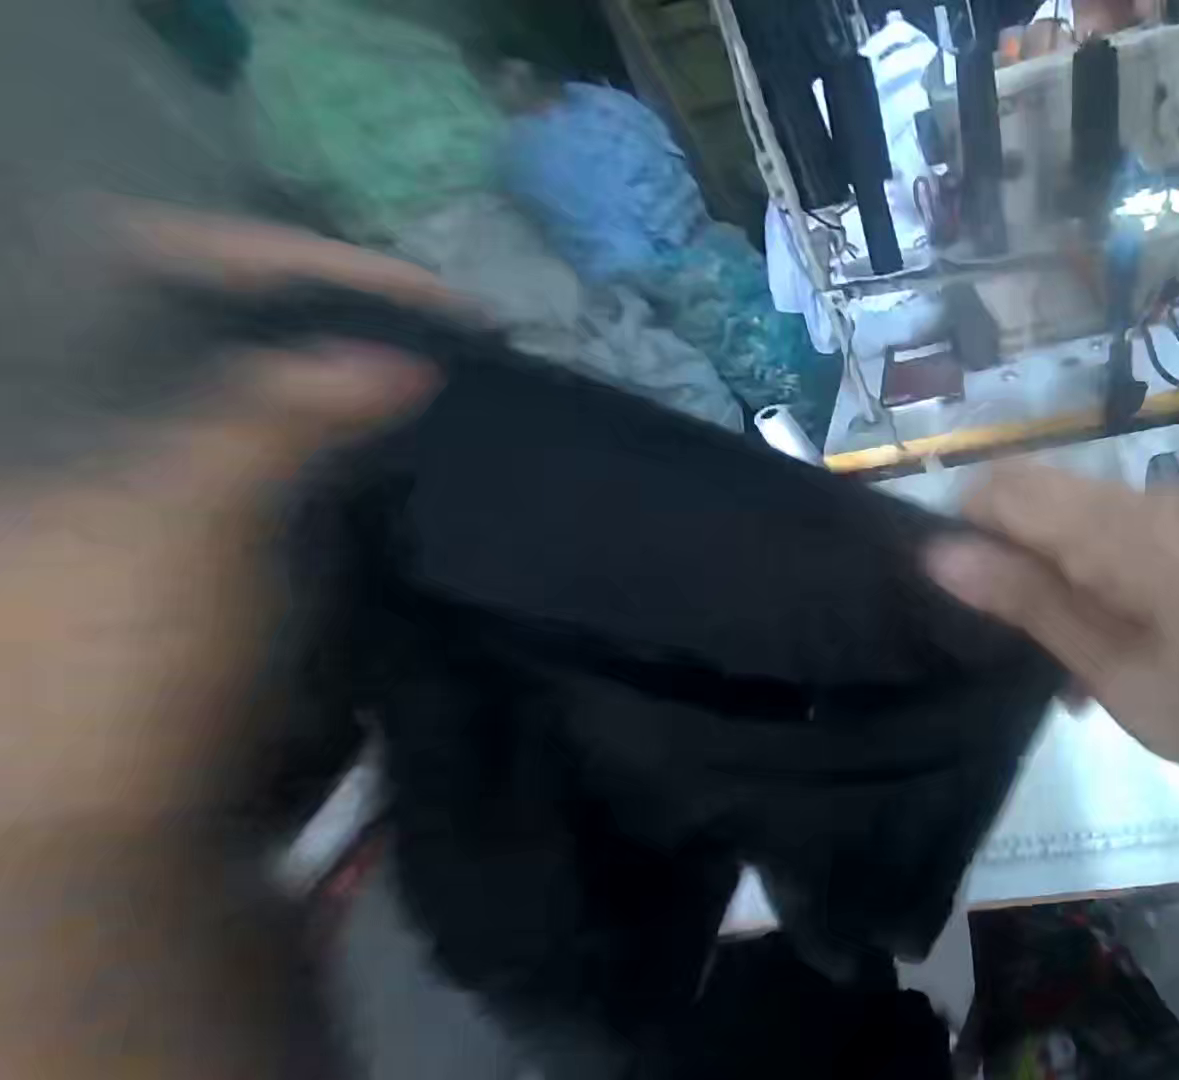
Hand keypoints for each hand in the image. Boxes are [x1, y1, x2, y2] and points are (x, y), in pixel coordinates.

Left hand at [0, 202, 449, 830]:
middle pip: (264, 331)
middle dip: (369, 325)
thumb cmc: (119, 668)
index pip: (171, 265)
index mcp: (79, 404)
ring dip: (400, 391)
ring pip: (321, 400)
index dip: (301, 264)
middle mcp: (150, 426)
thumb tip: (394, 360)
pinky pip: (357, 470)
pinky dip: (410, 456)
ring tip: (480, 395)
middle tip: (471, 344)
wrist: (147, 814)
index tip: (431, 305)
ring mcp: (223, 485)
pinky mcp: (286, 540)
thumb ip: (270, 425)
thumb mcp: (180, 530)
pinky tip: (462, 462)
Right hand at [925, 463, 1178, 811]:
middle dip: (995, 550)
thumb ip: (1026, 601)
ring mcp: (1159, 515)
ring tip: (1037, 643)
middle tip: (997, 627)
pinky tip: (1073, 636)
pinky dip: (1064, 577)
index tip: (954, 597)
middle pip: (1028, 492)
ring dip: (1029, 570)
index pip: (1008, 490)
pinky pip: (1087, 534)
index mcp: (1132, 527)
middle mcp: (1144, 500)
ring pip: (1053, 515)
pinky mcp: (1166, 536)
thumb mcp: (1110, 668)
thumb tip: (939, 553)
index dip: (965, 532)